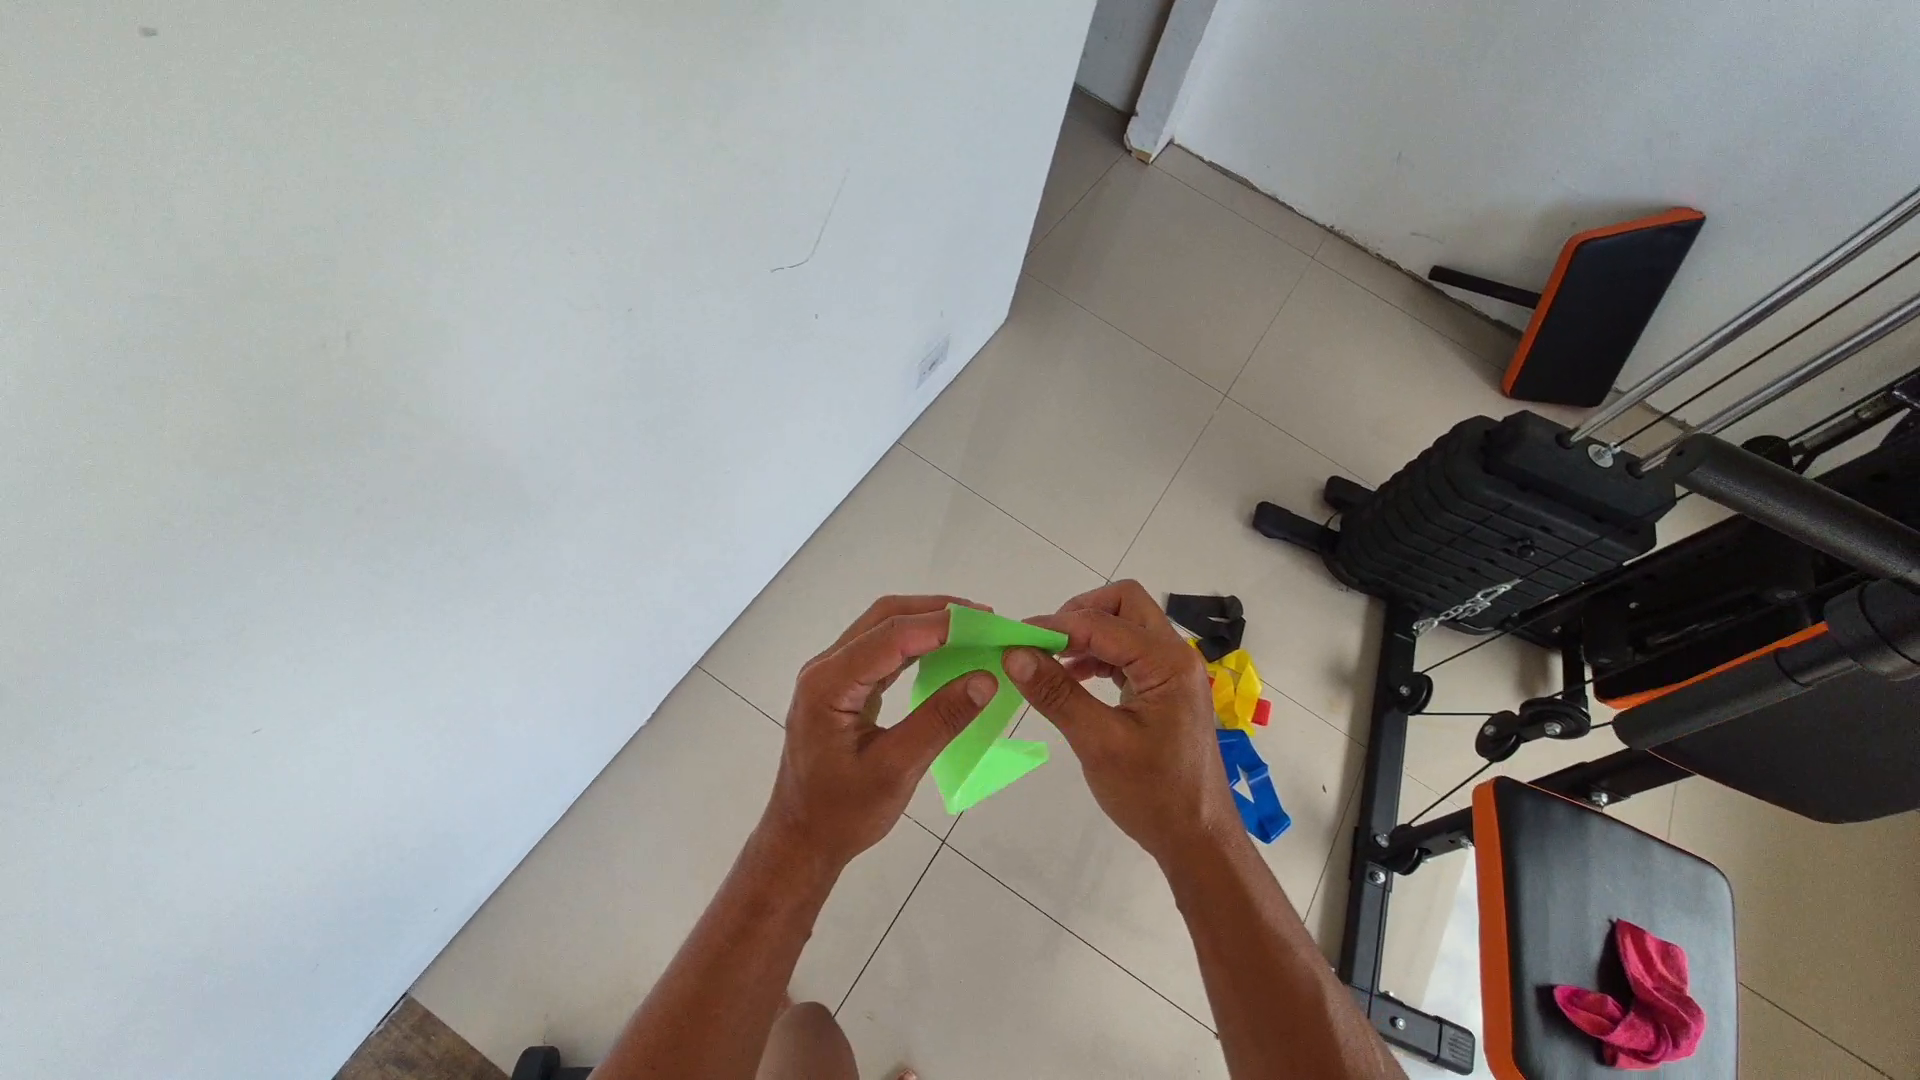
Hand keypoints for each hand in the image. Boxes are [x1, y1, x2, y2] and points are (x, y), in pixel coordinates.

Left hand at [761, 595, 998, 870]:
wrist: (801, 839)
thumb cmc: (843, 813)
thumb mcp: (896, 769)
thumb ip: (940, 720)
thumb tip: (986, 678)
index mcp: (828, 684)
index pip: (890, 636)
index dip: (939, 624)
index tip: (986, 621)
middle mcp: (824, 669)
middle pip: (883, 619)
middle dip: (934, 612)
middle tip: (985, 618)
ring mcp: (831, 676)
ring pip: (882, 629)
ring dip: (926, 624)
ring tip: (973, 629)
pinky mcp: (842, 688)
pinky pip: (881, 652)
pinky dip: (915, 645)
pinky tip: (945, 651)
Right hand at [1003, 581, 1238, 862]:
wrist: (1198, 839)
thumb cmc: (1153, 795)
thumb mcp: (1098, 743)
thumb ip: (1057, 694)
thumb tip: (1014, 654)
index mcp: (1167, 663)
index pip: (1101, 623)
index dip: (1054, 626)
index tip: (1013, 640)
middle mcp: (1176, 656)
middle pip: (1125, 604)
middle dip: (1079, 614)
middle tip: (1042, 642)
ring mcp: (1173, 673)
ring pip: (1126, 626)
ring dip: (1087, 634)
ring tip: (1049, 661)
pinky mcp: (1165, 690)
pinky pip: (1129, 653)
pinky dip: (1098, 655)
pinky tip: (1073, 678)